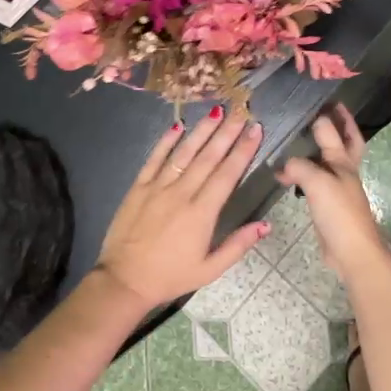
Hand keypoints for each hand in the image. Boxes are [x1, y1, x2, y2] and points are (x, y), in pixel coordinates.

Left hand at [95, 108, 269, 310]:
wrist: (125, 280)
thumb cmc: (171, 277)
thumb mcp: (210, 270)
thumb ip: (238, 245)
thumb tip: (265, 225)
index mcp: (202, 213)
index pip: (227, 174)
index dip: (243, 150)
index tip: (255, 129)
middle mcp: (181, 193)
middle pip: (208, 157)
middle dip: (227, 132)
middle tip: (241, 111)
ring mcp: (157, 187)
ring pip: (183, 152)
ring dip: (201, 130)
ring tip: (217, 111)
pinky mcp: (138, 187)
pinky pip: (154, 159)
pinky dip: (166, 141)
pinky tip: (178, 126)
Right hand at [276, 105, 390, 279]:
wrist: (352, 251)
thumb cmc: (339, 212)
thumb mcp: (317, 183)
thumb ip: (298, 167)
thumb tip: (283, 166)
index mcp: (343, 162)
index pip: (333, 131)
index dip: (327, 115)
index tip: (316, 99)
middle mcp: (343, 171)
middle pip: (345, 142)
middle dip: (341, 125)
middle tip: (332, 108)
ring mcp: (337, 188)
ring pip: (329, 161)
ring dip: (320, 148)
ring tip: (302, 138)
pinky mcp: (328, 205)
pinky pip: (315, 181)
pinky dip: (305, 173)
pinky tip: (290, 175)